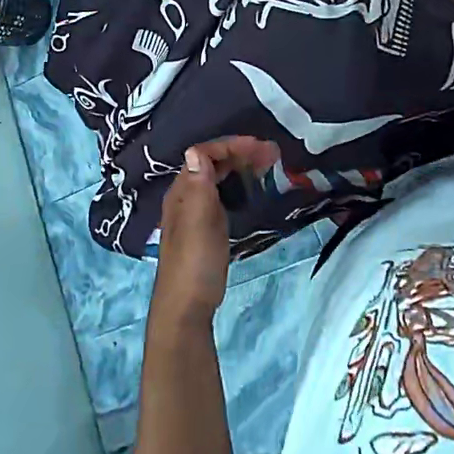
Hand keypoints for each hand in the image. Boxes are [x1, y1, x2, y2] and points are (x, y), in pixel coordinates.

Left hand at [152, 137, 277, 325]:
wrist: (187, 308)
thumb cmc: (195, 263)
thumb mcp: (199, 222)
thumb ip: (198, 186)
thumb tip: (195, 149)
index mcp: (182, 191)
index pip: (204, 153)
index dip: (231, 145)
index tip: (261, 147)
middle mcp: (185, 196)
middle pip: (211, 162)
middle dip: (240, 152)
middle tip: (271, 154)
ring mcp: (194, 212)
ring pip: (217, 177)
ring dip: (240, 165)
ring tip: (266, 165)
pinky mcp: (205, 226)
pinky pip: (221, 193)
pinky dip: (237, 183)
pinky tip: (250, 189)